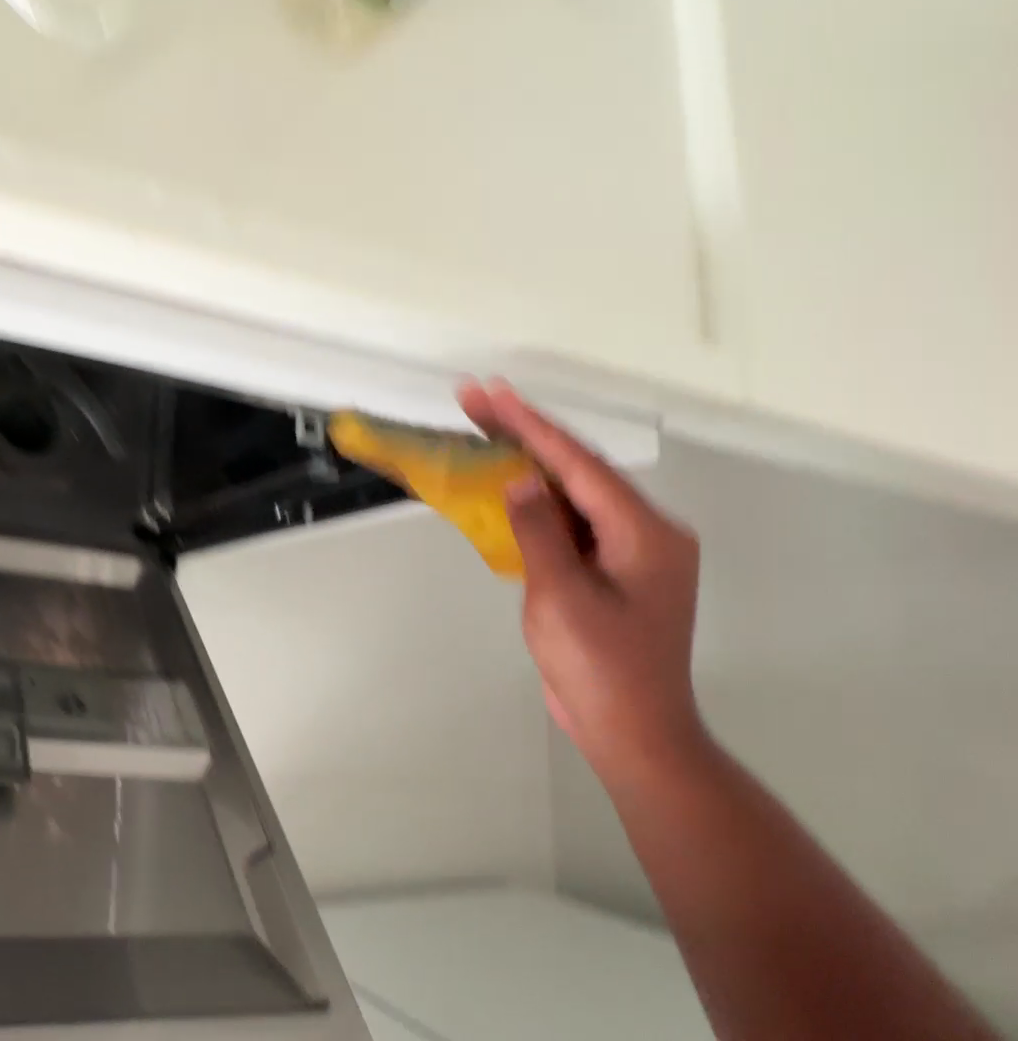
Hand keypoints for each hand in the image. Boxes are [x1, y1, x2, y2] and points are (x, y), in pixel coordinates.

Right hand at [459, 379, 706, 780]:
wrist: (631, 730)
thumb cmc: (600, 667)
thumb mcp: (562, 596)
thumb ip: (539, 532)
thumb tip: (518, 480)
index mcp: (646, 533)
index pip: (579, 465)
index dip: (531, 426)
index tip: (491, 393)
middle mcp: (646, 532)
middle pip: (578, 471)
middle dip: (526, 435)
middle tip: (476, 401)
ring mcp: (630, 554)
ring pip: (573, 495)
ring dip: (528, 466)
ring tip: (483, 433)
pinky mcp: (610, 573)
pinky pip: (570, 524)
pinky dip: (535, 505)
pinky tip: (507, 490)